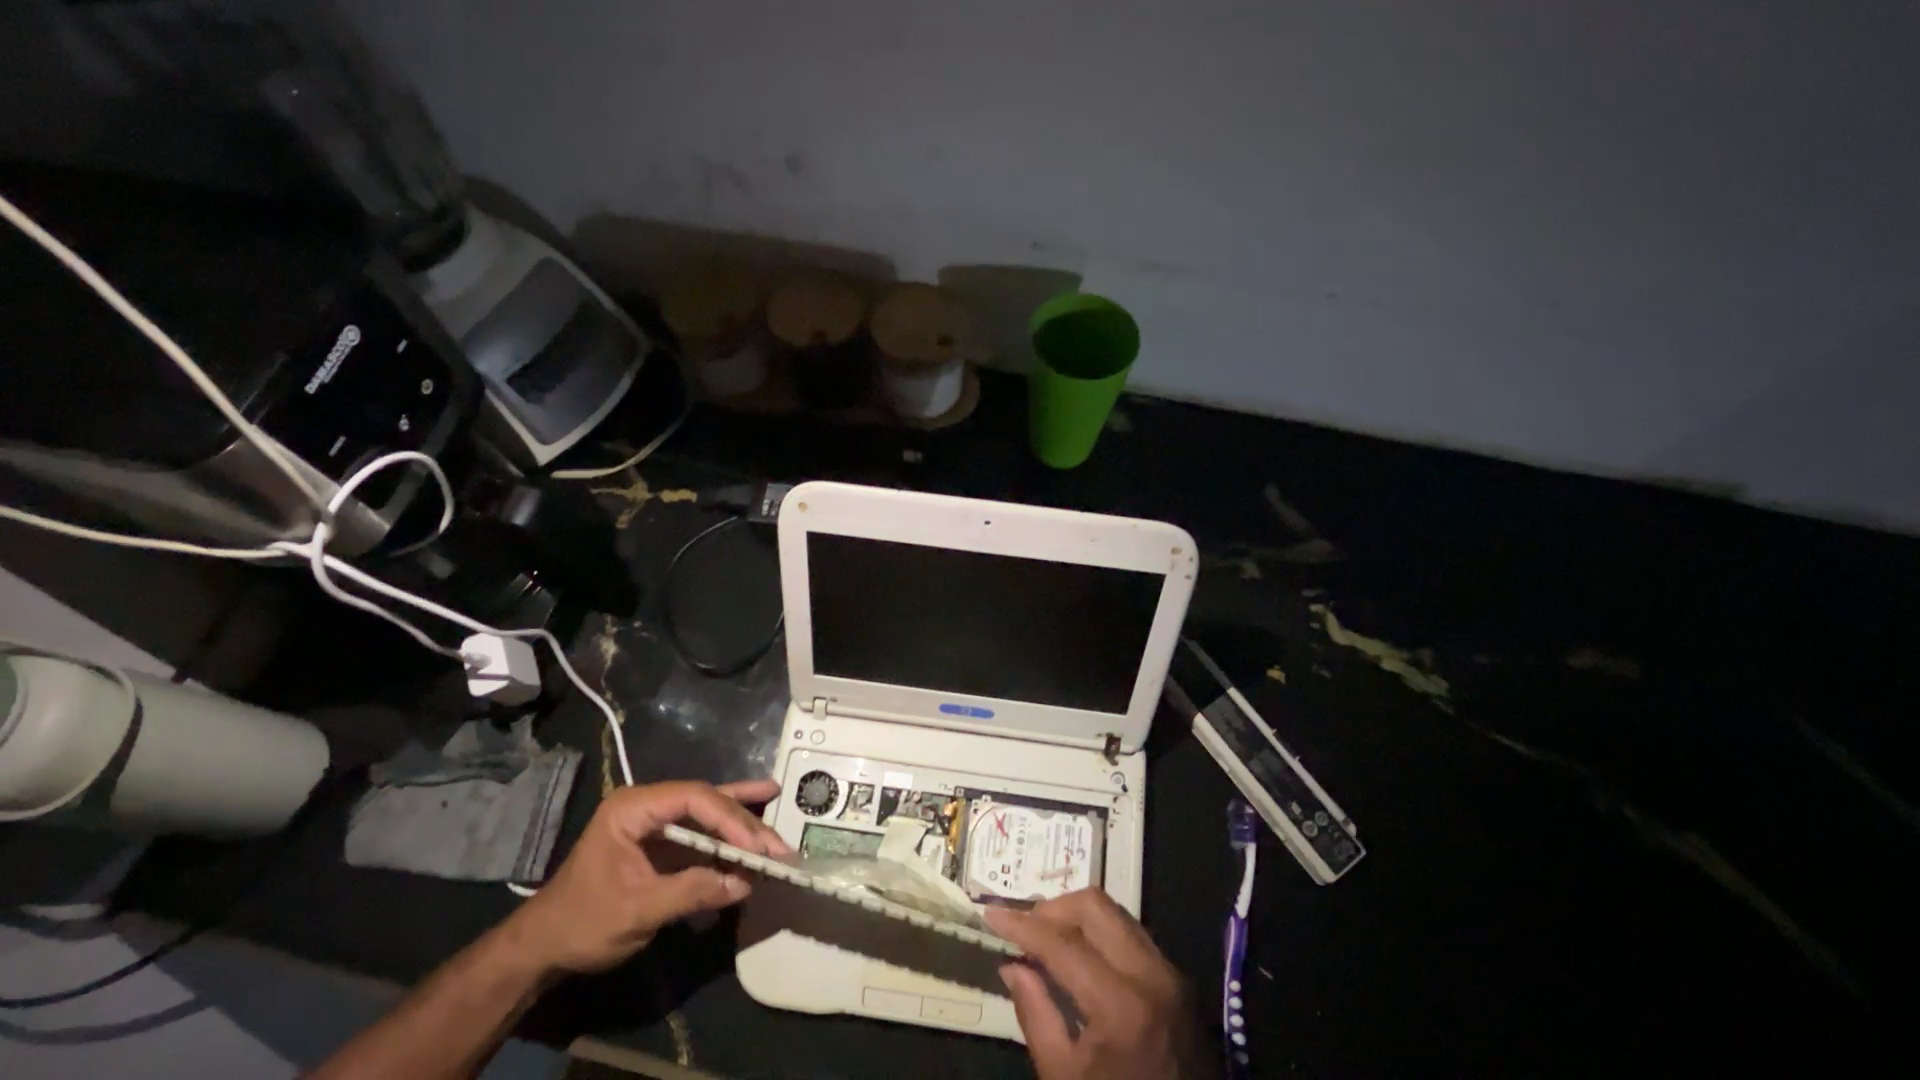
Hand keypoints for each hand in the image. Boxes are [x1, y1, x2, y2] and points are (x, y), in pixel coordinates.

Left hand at [501, 779, 790, 974]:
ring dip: (743, 825)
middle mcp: (646, 806)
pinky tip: (756, 816)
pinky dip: (729, 835)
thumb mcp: (638, 910)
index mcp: (632, 809)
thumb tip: (743, 883)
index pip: (693, 799)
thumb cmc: (583, 923)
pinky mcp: (662, 845)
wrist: (544, 947)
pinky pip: (702, 832)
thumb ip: (691, 891)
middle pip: (706, 804)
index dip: (729, 820)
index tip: (756, 848)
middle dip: (744, 825)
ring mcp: (654, 824)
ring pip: (708, 813)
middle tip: (779, 846)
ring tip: (777, 821)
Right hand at [986, 891, 1212, 1079]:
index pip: (1062, 943)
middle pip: (1095, 906)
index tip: (990, 914)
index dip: (1021, 925)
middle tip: (1023, 929)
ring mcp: (1170, 973)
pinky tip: (1078, 955)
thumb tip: (1012, 966)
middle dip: (1052, 909)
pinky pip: (1132, 935)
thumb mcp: (1063, 1076)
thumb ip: (1036, 1014)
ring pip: (1116, 913)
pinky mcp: (1179, 979)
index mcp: (1121, 1005)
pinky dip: (1100, 933)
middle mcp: (1151, 975)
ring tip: (1046, 939)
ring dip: (1076, 917)